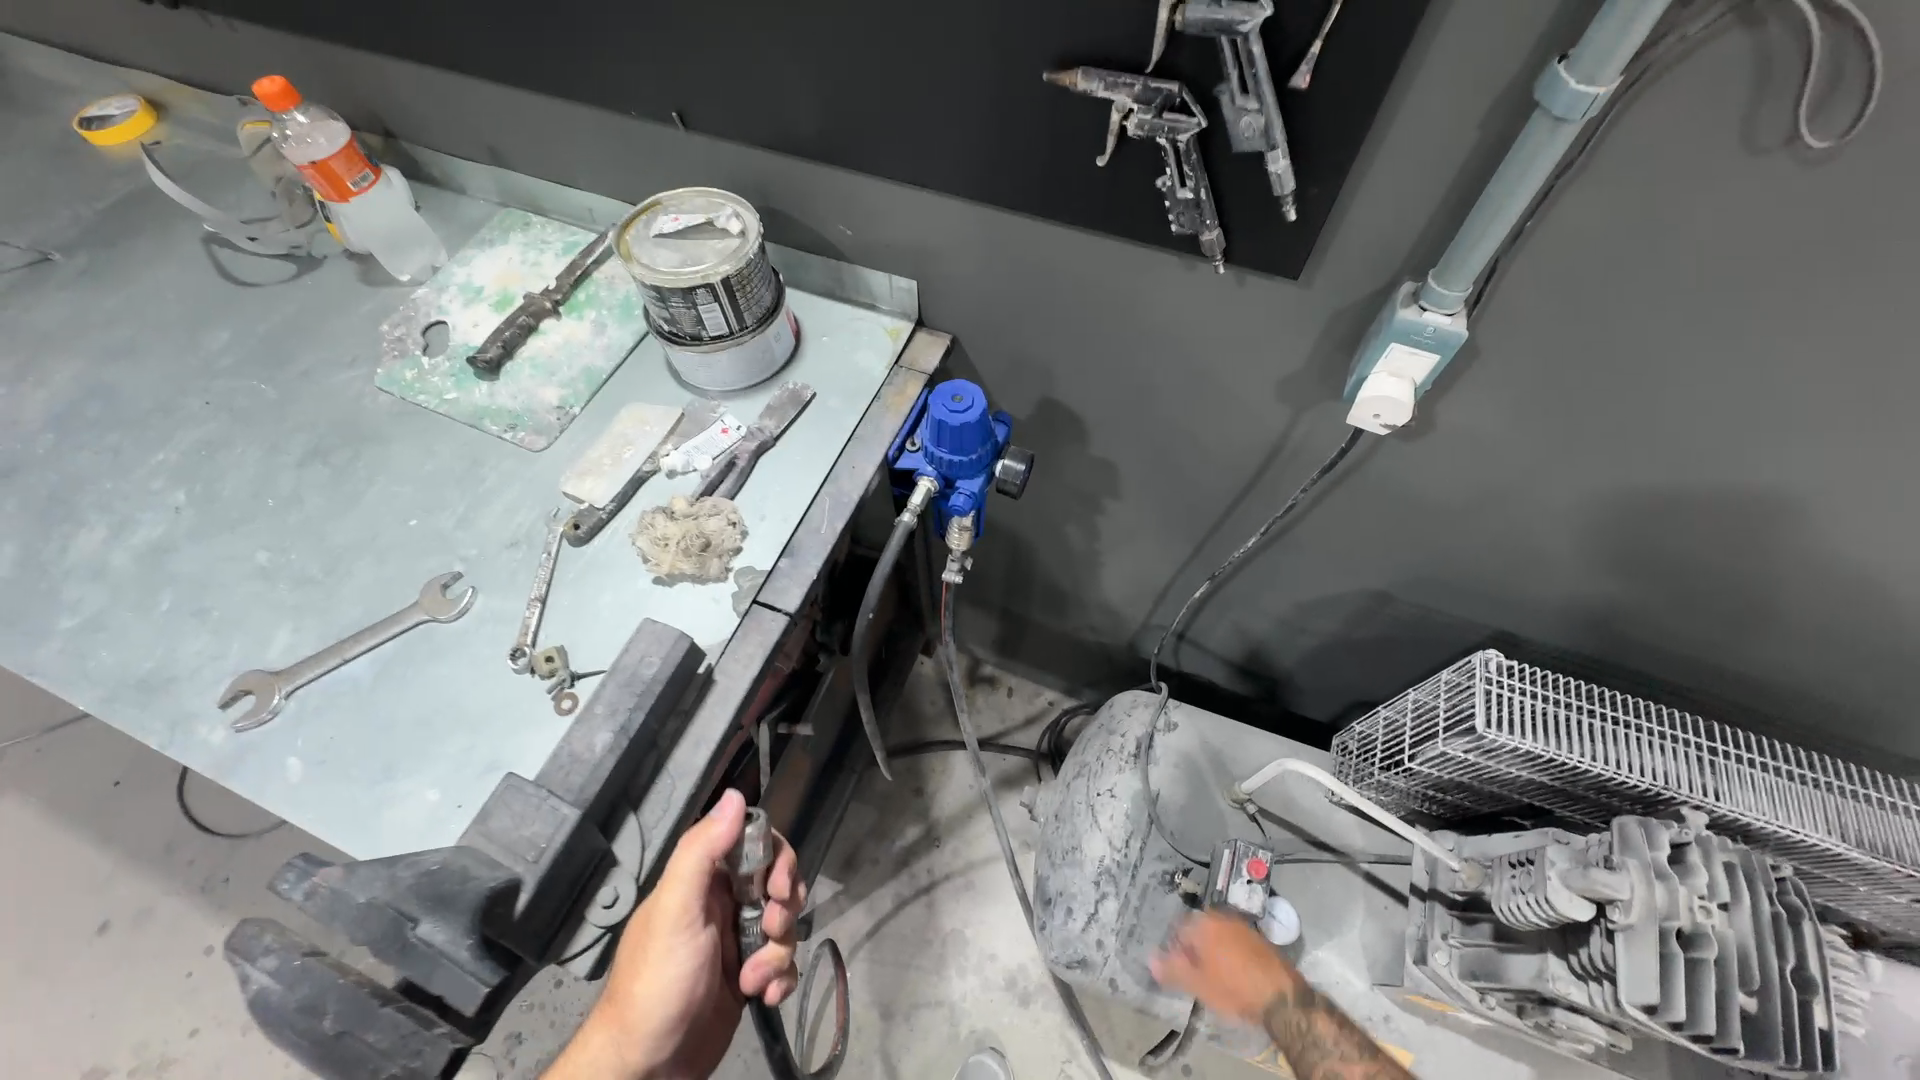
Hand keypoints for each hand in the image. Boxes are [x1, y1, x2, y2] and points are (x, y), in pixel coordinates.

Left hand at [545, 790, 805, 1079]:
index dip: (777, 860)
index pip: (753, 845)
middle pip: (778, 885)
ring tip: (754, 981)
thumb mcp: (676, 910)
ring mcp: (735, 944)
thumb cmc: (656, 982)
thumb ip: (702, 851)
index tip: (780, 886)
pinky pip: (782, 966)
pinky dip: (780, 979)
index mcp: (702, 882)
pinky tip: (763, 997)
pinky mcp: (746, 980)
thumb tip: (736, 795)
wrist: (646, 1067)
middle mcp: (721, 906)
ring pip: (784, 927)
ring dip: (779, 953)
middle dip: (785, 909)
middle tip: (772, 931)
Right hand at [1150, 911, 1301, 1024]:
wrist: (1283, 999)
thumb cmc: (1234, 990)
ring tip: (1213, 973)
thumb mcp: (1198, 985)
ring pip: (1218, 934)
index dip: (1175, 949)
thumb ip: (1171, 969)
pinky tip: (1233, 972)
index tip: (1178, 968)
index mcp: (1203, 923)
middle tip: (1194, 972)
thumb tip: (1149, 958)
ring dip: (1212, 948)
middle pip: (1198, 928)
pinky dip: (1229, 951)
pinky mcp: (1259, 938)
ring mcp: (1243, 926)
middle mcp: (1222, 917)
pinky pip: (1235, 940)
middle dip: (1193, 947)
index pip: (1178, 928)